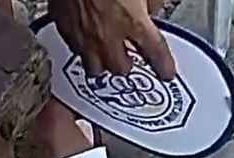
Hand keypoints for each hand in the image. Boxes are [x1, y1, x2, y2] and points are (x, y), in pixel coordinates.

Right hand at [50, 0, 178, 78]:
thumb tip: (152, 8)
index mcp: (132, 20)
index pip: (154, 50)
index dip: (163, 64)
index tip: (167, 73)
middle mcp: (108, 36)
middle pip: (121, 67)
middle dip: (127, 62)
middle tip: (130, 55)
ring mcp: (84, 37)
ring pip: (95, 67)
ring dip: (103, 61)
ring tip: (106, 51)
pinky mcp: (66, 30)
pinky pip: (77, 49)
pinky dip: (84, 46)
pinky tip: (87, 35)